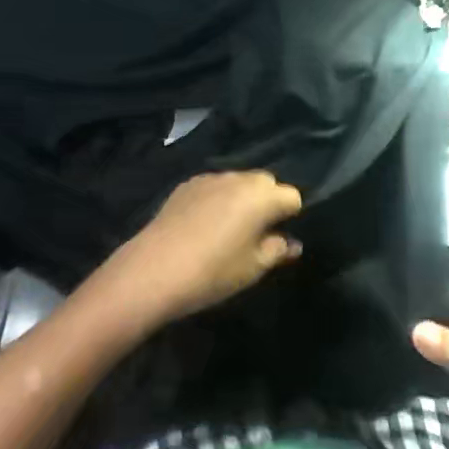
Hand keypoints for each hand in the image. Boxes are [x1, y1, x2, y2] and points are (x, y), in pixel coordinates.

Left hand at [89, 171, 302, 329]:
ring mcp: (210, 177)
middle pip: (265, 182)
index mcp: (261, 196)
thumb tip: (292, 243)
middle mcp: (239, 178)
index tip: (280, 238)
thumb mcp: (253, 267)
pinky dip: (218, 198)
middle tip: (258, 233)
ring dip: (242, 198)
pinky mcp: (187, 183)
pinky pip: (214, 186)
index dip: (291, 216)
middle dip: (268, 202)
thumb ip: (278, 250)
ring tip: (230, 228)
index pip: (291, 196)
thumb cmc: (214, 270)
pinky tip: (204, 224)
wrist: (156, 267)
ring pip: (238, 182)